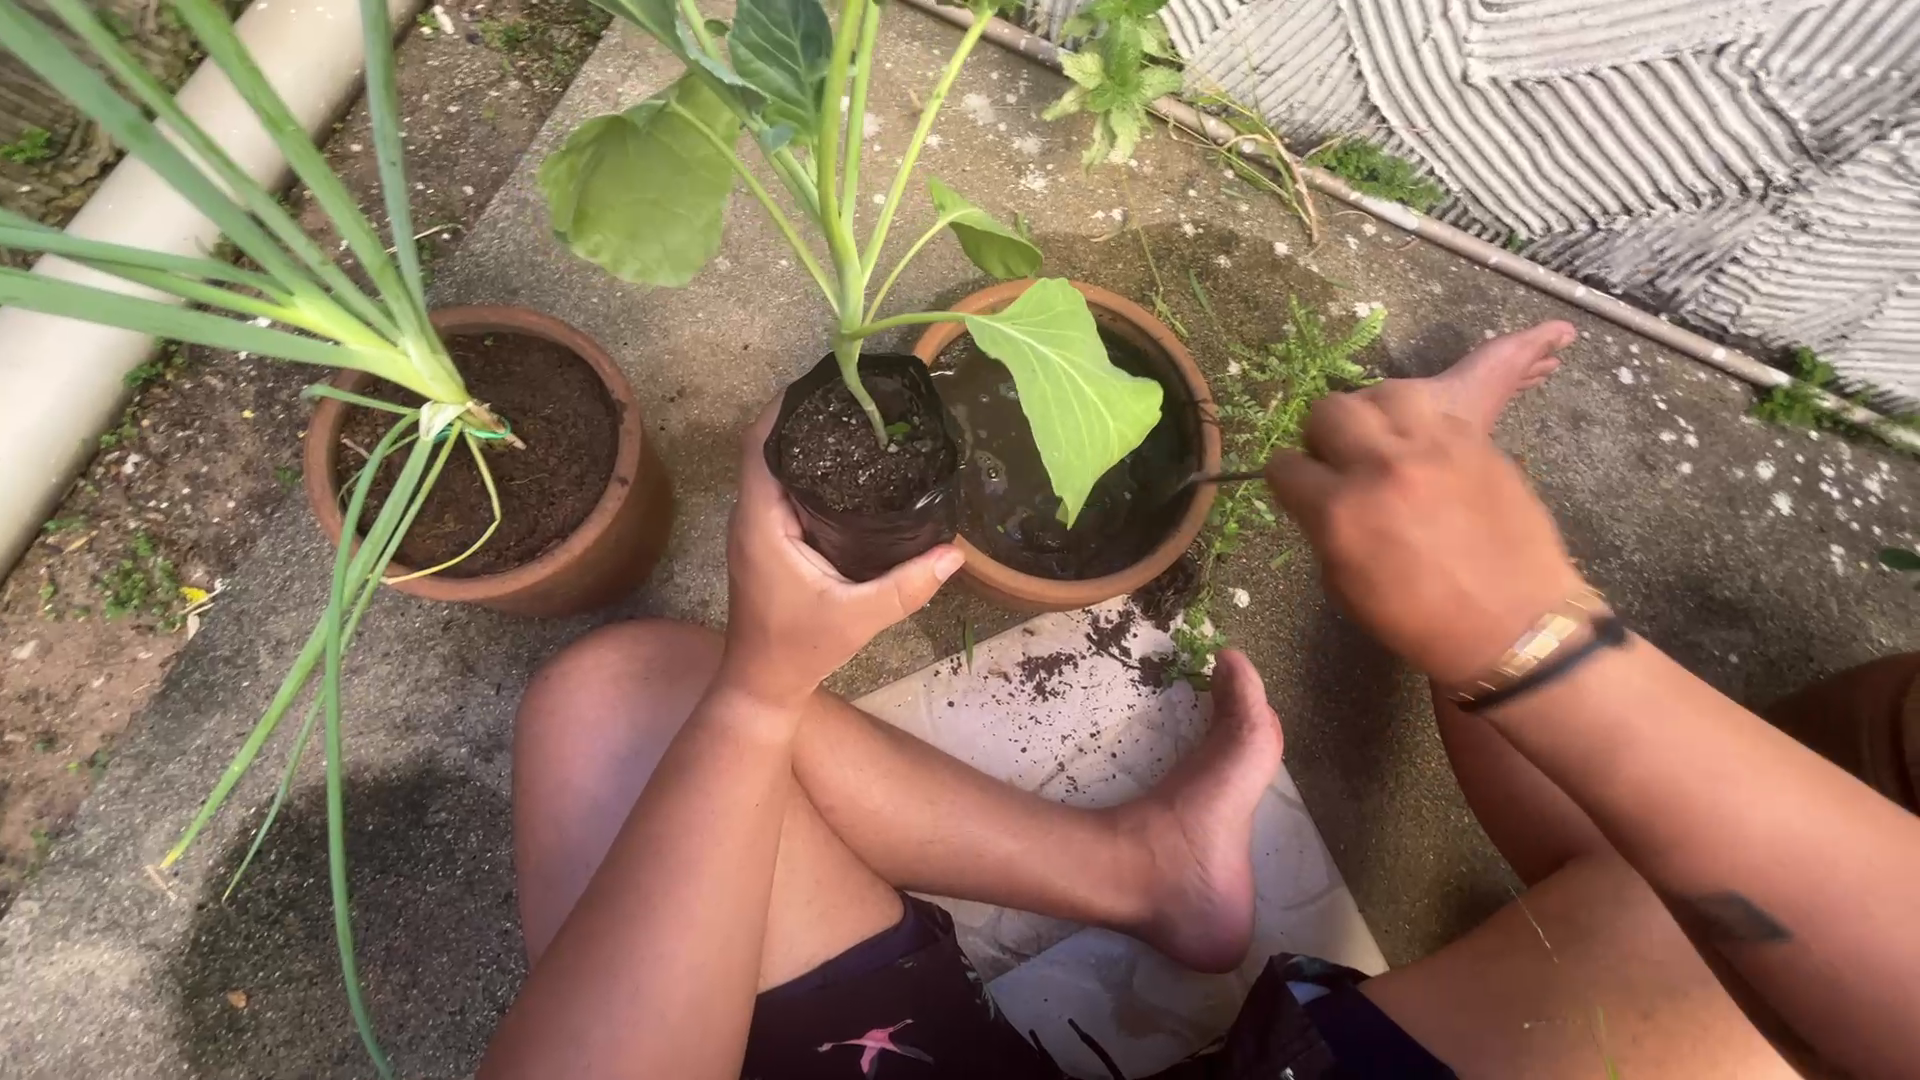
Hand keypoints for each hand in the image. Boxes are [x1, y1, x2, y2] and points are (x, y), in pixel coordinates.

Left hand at [718, 403, 965, 707]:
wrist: (762, 683)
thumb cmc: (800, 648)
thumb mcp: (859, 616)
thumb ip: (907, 586)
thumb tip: (955, 554)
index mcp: (761, 522)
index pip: (759, 445)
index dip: (783, 408)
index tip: (824, 385)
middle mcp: (749, 517)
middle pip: (767, 447)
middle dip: (803, 418)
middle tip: (856, 401)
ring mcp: (754, 529)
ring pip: (772, 468)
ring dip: (804, 444)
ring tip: (855, 426)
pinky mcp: (764, 540)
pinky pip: (779, 489)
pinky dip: (805, 471)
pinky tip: (845, 473)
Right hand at [1262, 382, 1586, 687]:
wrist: (1511, 625)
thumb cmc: (1414, 618)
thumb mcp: (1340, 582)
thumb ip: (1322, 526)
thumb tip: (1320, 495)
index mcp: (1338, 511)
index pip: (1283, 465)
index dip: (1286, 477)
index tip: (1298, 486)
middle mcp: (1380, 468)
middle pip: (1328, 410)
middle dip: (1322, 434)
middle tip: (1339, 458)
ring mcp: (1433, 449)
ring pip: (1385, 393)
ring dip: (1374, 415)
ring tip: (1384, 442)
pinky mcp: (1477, 443)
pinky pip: (1434, 411)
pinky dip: (1419, 427)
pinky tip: (1425, 455)